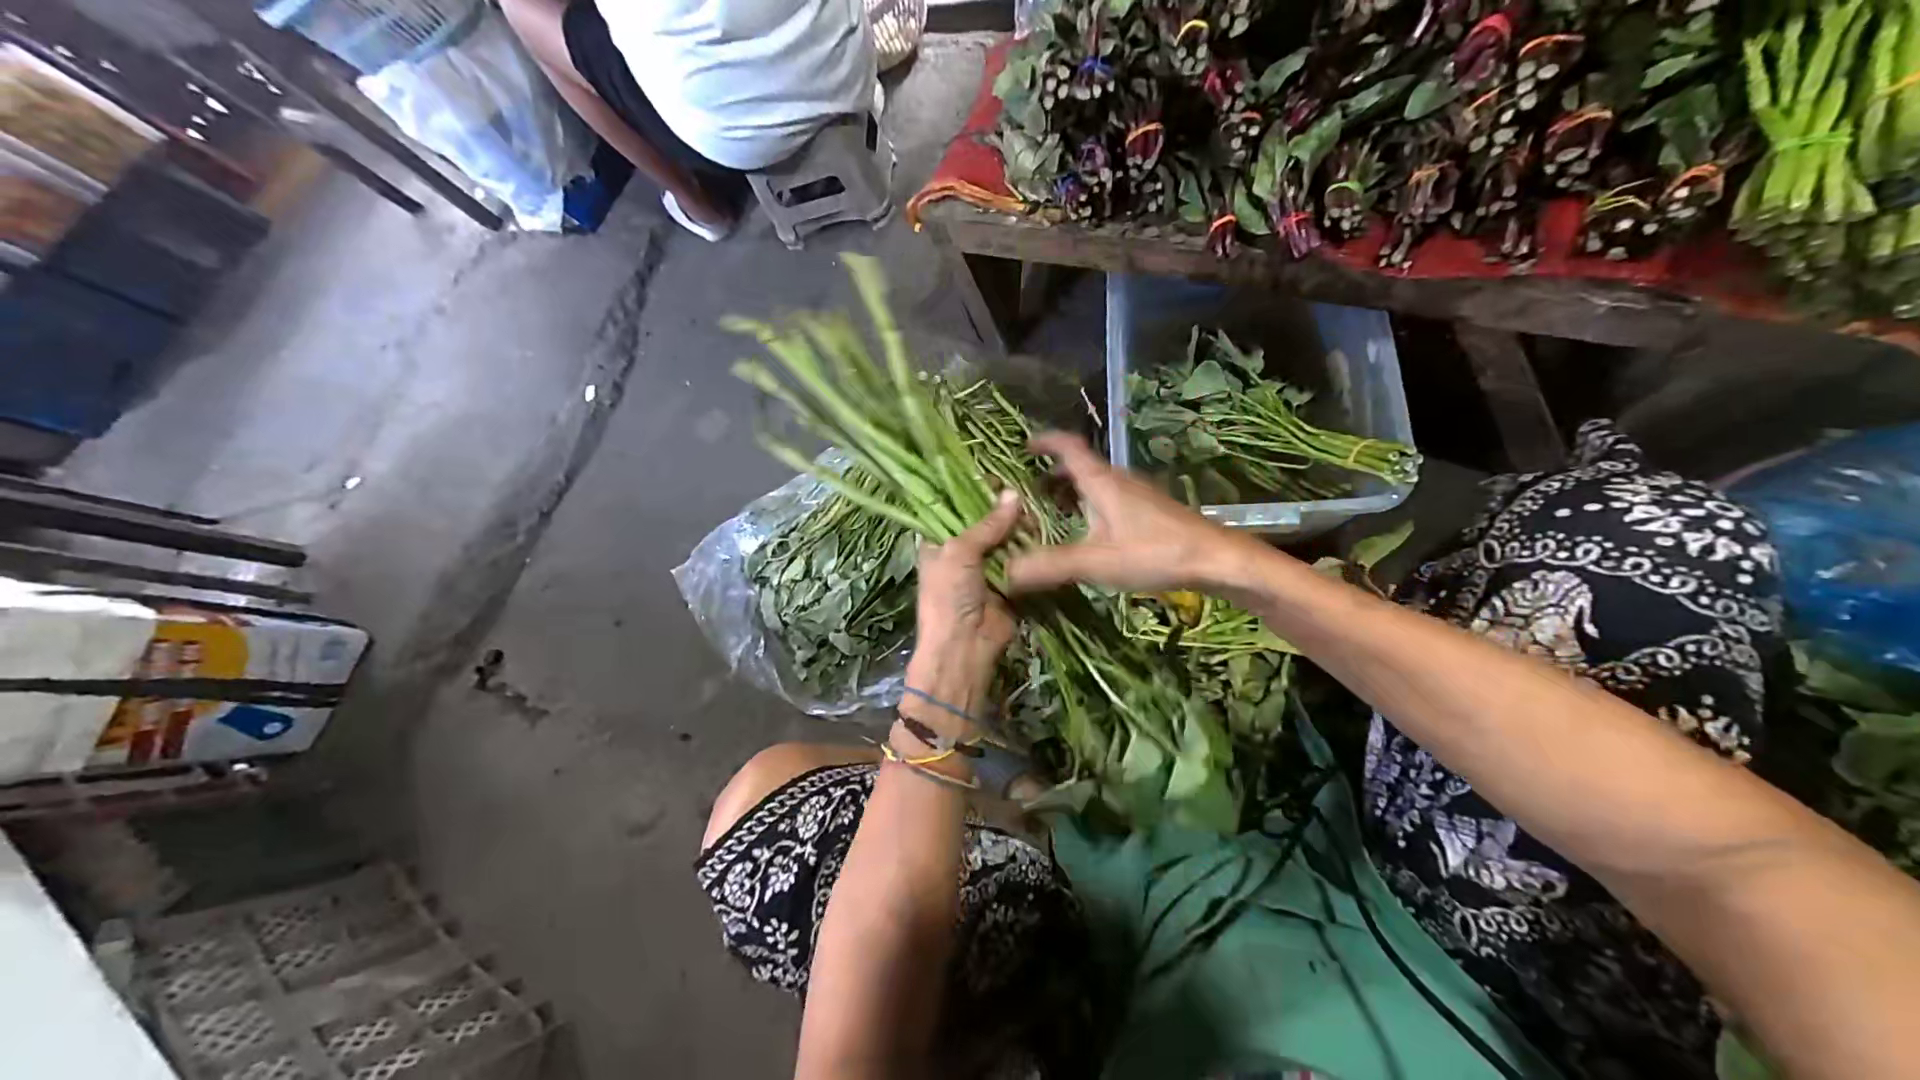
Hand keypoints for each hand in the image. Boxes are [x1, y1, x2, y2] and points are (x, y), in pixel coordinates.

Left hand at [904, 489, 1022, 733]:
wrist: (964, 647)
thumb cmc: (949, 595)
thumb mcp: (960, 551)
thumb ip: (987, 524)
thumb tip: (1013, 494)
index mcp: (938, 543)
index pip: (953, 509)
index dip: (972, 493)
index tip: (996, 475)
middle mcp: (960, 553)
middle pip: (983, 524)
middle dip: (1002, 510)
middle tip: (1026, 489)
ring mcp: (984, 569)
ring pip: (1005, 541)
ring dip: (1020, 528)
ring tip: (1038, 506)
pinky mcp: (1007, 585)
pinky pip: (1020, 561)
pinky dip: (1031, 549)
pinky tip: (1045, 530)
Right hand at [1005, 431, 1275, 594]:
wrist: (1217, 559)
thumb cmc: (1156, 552)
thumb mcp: (1096, 562)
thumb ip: (1050, 566)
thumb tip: (1005, 573)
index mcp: (1101, 482)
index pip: (1068, 447)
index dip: (1044, 441)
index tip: (1023, 445)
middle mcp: (1118, 481)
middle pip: (1080, 466)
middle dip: (1051, 472)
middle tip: (1026, 488)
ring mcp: (1136, 495)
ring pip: (1095, 484)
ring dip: (1070, 490)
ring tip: (1049, 510)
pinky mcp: (1149, 512)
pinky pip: (1108, 499)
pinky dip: (1088, 505)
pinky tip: (1086, 532)